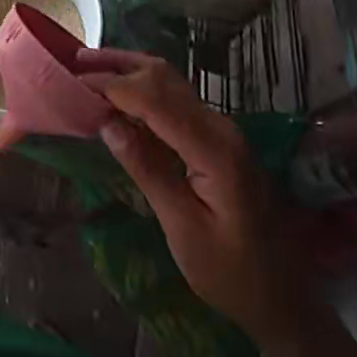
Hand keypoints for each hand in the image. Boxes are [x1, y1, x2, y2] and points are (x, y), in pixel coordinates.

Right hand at [85, 49, 356, 356]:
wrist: (281, 291)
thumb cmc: (230, 271)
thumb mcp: (183, 229)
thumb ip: (148, 170)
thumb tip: (108, 122)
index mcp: (214, 147)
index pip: (157, 100)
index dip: (115, 86)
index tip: (76, 82)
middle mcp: (220, 125)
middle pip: (166, 80)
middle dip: (120, 68)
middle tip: (75, 65)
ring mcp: (221, 128)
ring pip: (172, 84)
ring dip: (132, 71)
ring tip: (91, 65)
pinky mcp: (216, 137)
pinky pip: (177, 101)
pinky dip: (145, 90)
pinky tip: (121, 94)